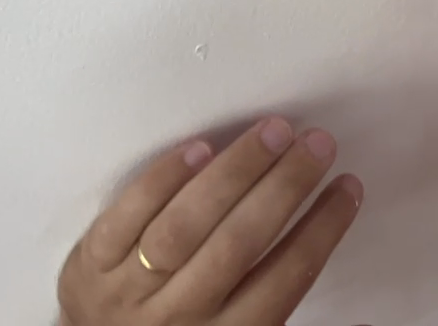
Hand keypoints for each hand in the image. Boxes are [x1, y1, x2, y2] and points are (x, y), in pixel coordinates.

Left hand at [58, 117, 362, 325]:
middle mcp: (176, 321)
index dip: (322, 230)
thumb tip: (346, 271)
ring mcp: (127, 291)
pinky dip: (164, 180)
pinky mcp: (88, 263)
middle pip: (237, 246)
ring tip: (275, 130)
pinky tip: (202, 147)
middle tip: (318, 142)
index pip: (284, 282)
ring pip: (184, 226)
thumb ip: (270, 296)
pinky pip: (126, 217)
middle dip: (285, 187)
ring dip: (237, 171)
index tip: (349, 184)